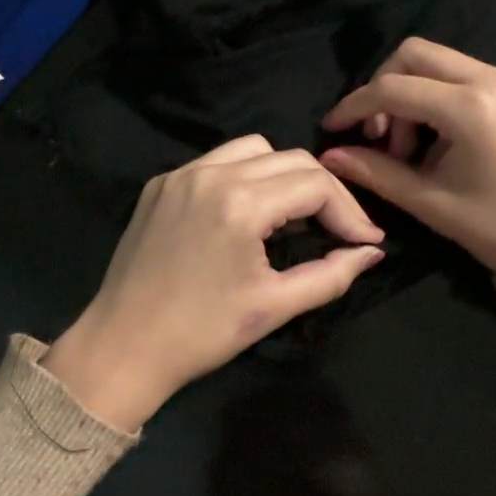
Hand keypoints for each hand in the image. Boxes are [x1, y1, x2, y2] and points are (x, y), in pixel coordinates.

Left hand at [42, 136, 386, 430]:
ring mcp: (181, 174)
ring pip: (253, 149)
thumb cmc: (202, 333)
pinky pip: (216, 161)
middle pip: (290, 158)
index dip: (349, 211)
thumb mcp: (274, 306)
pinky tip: (249, 212)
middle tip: (340, 229)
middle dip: (323, 191)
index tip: (365, 241)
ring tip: (295, 217)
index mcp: (240, 204)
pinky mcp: (161, 183)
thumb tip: (371, 252)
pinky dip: (244, 176)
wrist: (123, 345)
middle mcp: (210, 173)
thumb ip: (331, 275)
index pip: (314, 184)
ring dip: (284, 175)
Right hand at [318, 38, 495, 287]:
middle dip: (382, 87)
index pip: (392, 88)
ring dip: (409, 92)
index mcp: (470, 108)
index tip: (332, 128)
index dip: (354, 106)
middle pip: (413, 54)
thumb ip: (376, 172)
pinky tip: (433, 137)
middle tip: (376, 134)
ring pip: (436, 60)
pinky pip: (459, 74)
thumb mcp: (432, 203)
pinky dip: (434, 95)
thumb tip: (330, 155)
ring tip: (407, 147)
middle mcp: (489, 79)